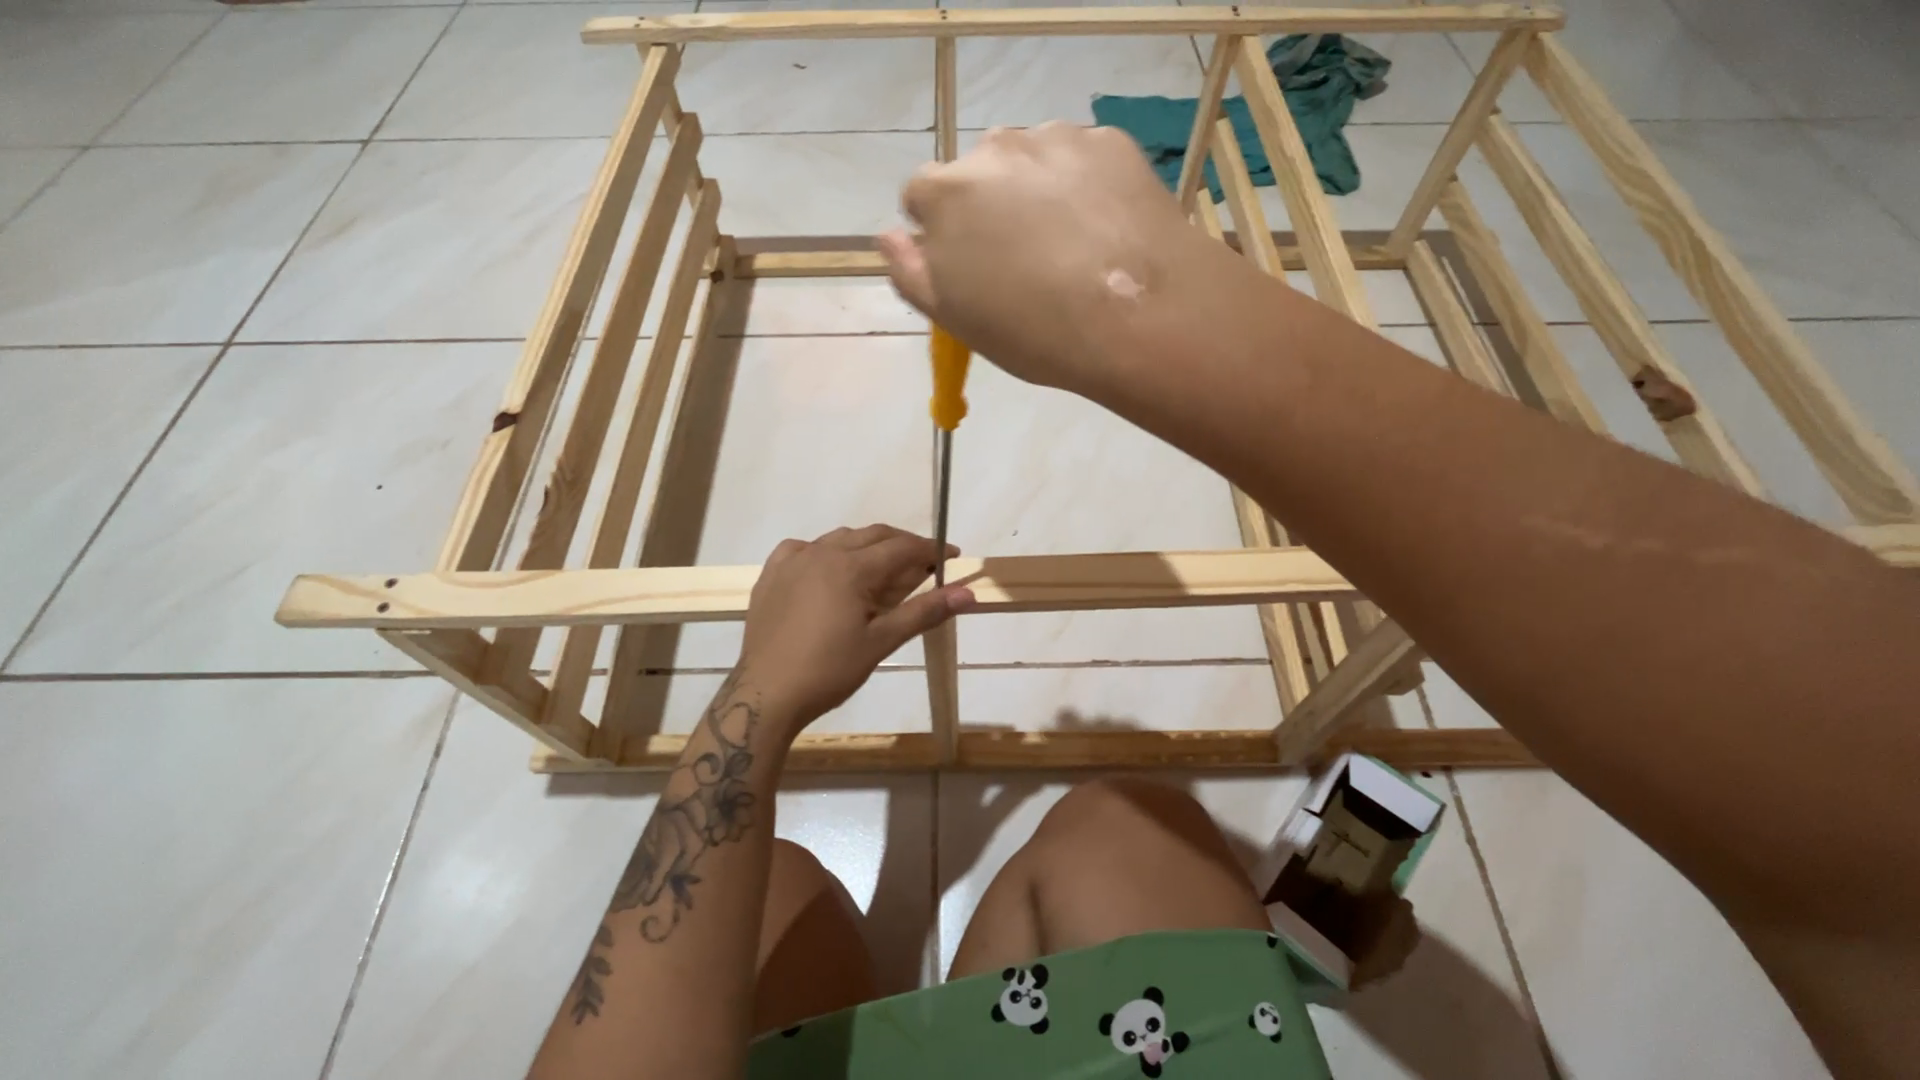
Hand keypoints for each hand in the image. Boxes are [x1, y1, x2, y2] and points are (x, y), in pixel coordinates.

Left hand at [737, 525, 974, 726]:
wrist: (766, 694)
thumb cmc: (829, 671)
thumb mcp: (881, 642)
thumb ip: (924, 612)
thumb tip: (968, 594)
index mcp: (851, 567)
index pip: (902, 548)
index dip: (931, 551)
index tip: (952, 557)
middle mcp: (821, 552)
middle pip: (872, 536)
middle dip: (902, 545)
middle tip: (923, 566)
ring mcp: (792, 561)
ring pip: (839, 539)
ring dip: (865, 547)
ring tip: (880, 571)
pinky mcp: (771, 575)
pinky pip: (803, 549)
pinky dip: (824, 553)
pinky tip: (828, 571)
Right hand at [877, 122, 1208, 397]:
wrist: (1139, 316)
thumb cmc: (1035, 331)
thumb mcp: (958, 318)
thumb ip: (912, 272)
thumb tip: (889, 237)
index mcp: (946, 193)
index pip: (921, 195)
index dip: (942, 231)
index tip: (970, 265)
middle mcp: (995, 148)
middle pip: (977, 171)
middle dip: (989, 204)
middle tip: (1024, 260)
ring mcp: (1055, 138)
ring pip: (1030, 160)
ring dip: (1036, 189)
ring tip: (1069, 244)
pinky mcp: (1108, 142)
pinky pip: (1082, 159)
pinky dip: (1085, 185)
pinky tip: (1105, 229)